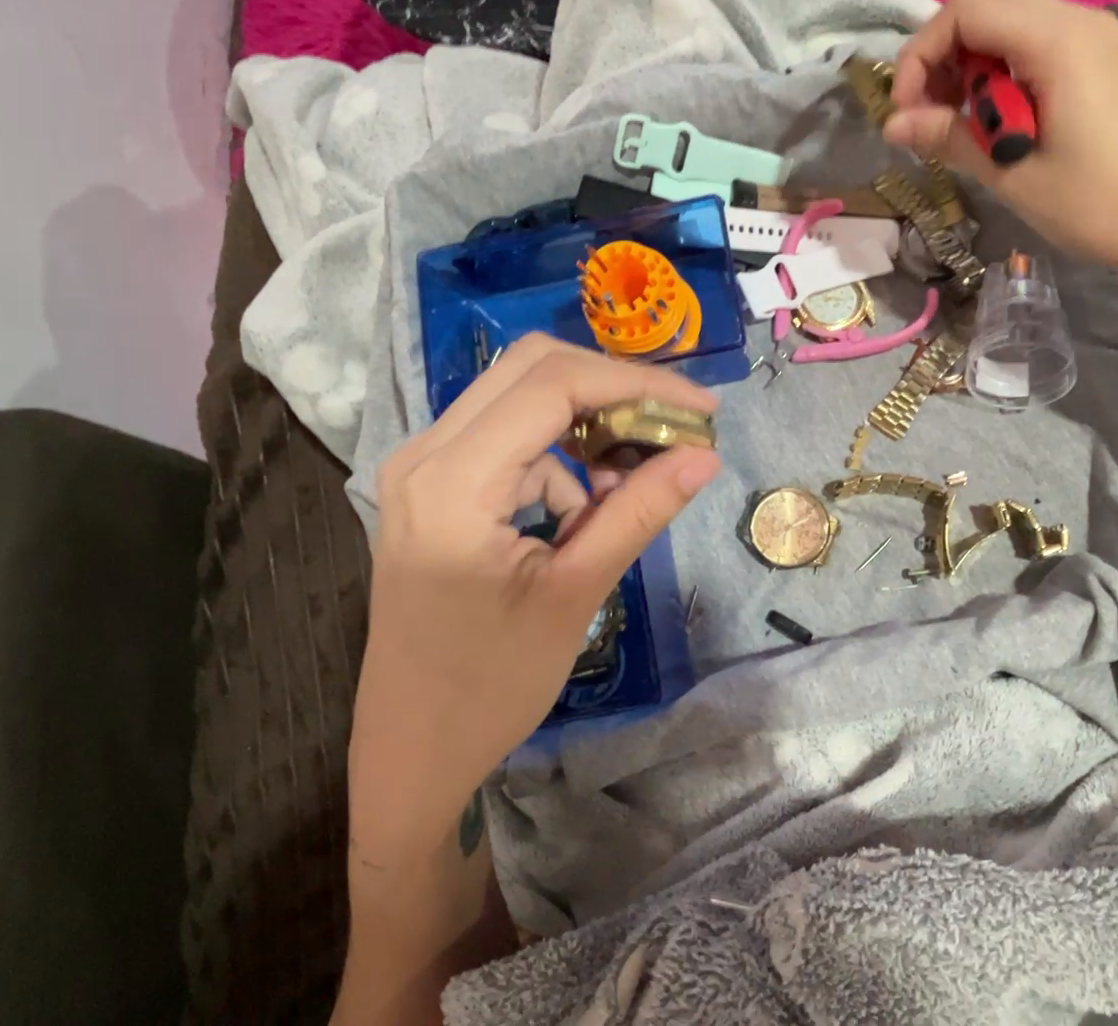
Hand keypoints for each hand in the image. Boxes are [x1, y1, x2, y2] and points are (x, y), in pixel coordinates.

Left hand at [350, 334, 721, 845]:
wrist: (413, 747)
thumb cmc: (492, 683)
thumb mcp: (575, 593)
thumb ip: (638, 512)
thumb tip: (705, 455)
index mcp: (454, 480)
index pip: (554, 385)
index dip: (637, 385)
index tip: (704, 412)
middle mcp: (425, 454)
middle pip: (530, 369)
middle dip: (613, 390)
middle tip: (675, 430)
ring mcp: (420, 469)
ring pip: (517, 400)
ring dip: (584, 428)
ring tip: (626, 490)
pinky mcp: (429, 489)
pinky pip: (504, 440)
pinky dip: (555, 459)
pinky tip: (578, 514)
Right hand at [884, 0, 1117, 288]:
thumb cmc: (1096, 207)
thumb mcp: (1012, 176)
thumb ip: (950, 138)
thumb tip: (893, 124)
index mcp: (1057, 41)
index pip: (965, 10)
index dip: (922, 54)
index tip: (906, 112)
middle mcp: (1077, 21)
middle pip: (984, 0)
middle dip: (941, 51)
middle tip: (927, 113)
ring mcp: (1092, 37)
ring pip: (1007, 17)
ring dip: (968, 61)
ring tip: (956, 123)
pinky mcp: (1098, 60)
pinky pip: (1032, 40)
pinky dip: (998, 68)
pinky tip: (994, 120)